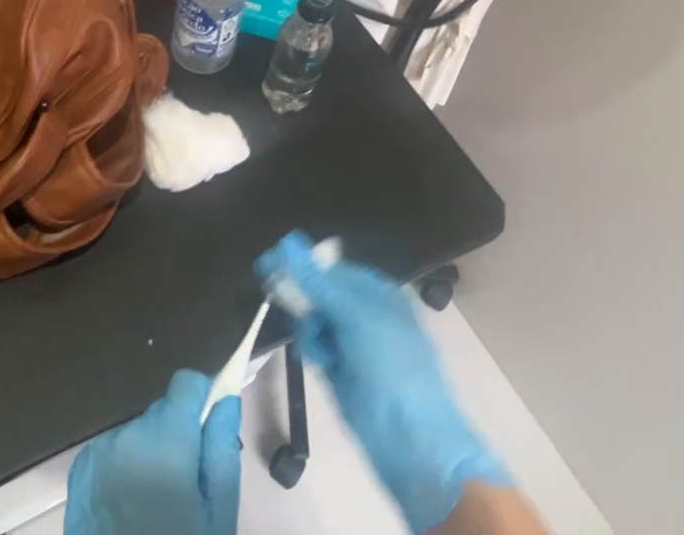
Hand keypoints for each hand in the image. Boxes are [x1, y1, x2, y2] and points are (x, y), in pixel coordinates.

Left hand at [66, 370, 242, 534]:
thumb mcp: (218, 512)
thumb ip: (222, 450)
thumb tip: (226, 400)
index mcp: (164, 442)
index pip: (186, 383)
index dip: (204, 398)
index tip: (212, 427)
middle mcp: (126, 436)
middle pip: (164, 412)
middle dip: (180, 435)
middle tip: (189, 486)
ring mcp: (97, 452)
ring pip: (140, 432)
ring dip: (153, 452)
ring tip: (158, 503)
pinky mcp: (79, 470)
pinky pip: (115, 451)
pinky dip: (127, 467)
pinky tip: (132, 507)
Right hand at [257, 232, 508, 532]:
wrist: (412, 441)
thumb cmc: (391, 368)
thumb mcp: (355, 317)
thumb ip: (318, 282)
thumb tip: (287, 242)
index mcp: (380, 293)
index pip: (333, 267)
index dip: (303, 264)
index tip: (271, 263)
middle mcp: (367, 314)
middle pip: (320, 292)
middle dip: (306, 300)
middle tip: (289, 304)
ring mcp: (354, 344)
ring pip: (314, 319)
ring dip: (310, 329)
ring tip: (321, 352)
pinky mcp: (341, 370)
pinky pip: (316, 345)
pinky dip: (313, 350)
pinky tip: (321, 364)